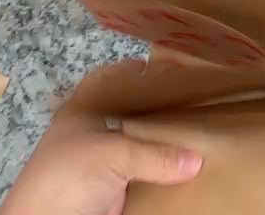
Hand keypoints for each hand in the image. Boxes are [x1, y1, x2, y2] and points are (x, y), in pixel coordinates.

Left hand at [0, 61, 203, 214]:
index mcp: (81, 112)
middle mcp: (89, 136)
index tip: (155, 67)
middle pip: (124, 116)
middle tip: (185, 103)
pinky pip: (136, 183)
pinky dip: (154, 180)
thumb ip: (155, 155)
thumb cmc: (68, 175)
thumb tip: (195, 159)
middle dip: (151, 112)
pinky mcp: (106, 197)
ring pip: (132, 151)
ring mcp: (97, 168)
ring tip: (191, 137)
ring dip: (156, 149)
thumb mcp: (114, 155)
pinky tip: (179, 175)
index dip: (127, 71)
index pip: (104, 80)